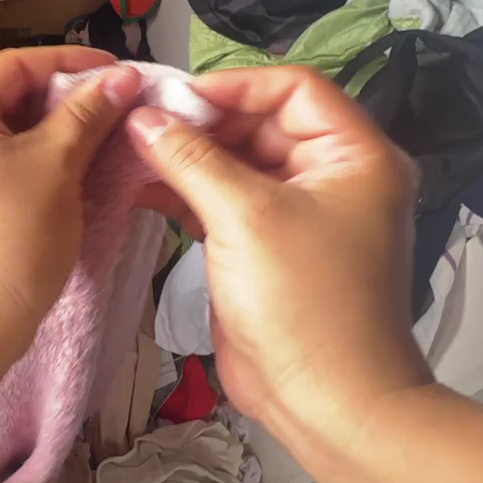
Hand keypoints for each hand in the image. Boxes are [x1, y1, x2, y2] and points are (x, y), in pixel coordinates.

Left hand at [0, 47, 144, 357]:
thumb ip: (87, 113)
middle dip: (60, 99)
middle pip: (2, 96)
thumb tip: (119, 78)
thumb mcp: (56, 166)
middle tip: (113, 105)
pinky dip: (25, 157)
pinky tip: (66, 164)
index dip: (69, 63)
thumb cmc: (8, 240)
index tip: (116, 71)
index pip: (12, 65)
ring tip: (98, 133)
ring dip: (47, 129)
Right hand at [125, 66, 428, 439]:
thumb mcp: (244, 216)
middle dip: (199, 122)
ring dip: (183, 155)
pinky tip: (139, 186)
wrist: (323, 397)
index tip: (173, 98)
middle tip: (140, 123)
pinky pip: (217, 198)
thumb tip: (141, 118)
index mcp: (352, 156)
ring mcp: (290, 211)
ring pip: (231, 161)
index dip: (233, 85)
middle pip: (257, 123)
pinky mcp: (258, 242)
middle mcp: (326, 176)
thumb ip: (190, 160)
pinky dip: (180, 190)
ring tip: (129, 150)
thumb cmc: (303, 301)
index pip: (293, 89)